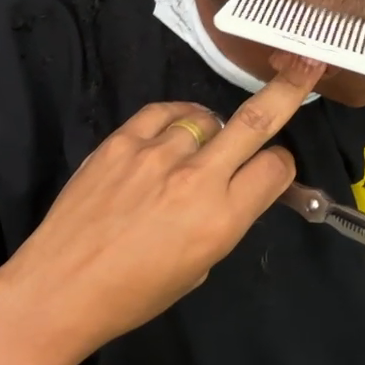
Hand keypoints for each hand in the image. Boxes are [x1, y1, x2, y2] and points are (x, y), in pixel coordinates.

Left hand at [0, 54, 325, 364]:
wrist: (61, 286)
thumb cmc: (133, 295)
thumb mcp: (197, 267)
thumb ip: (222, 221)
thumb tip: (232, 189)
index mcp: (222, 219)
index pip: (275, 169)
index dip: (282, 167)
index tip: (274, 169)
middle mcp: (196, 178)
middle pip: (254, 121)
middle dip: (284, 95)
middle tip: (303, 69)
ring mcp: (156, 152)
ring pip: (204, 117)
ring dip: (211, 129)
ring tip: (200, 145)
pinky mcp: (121, 140)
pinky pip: (162, 112)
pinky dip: (175, 119)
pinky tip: (174, 130)